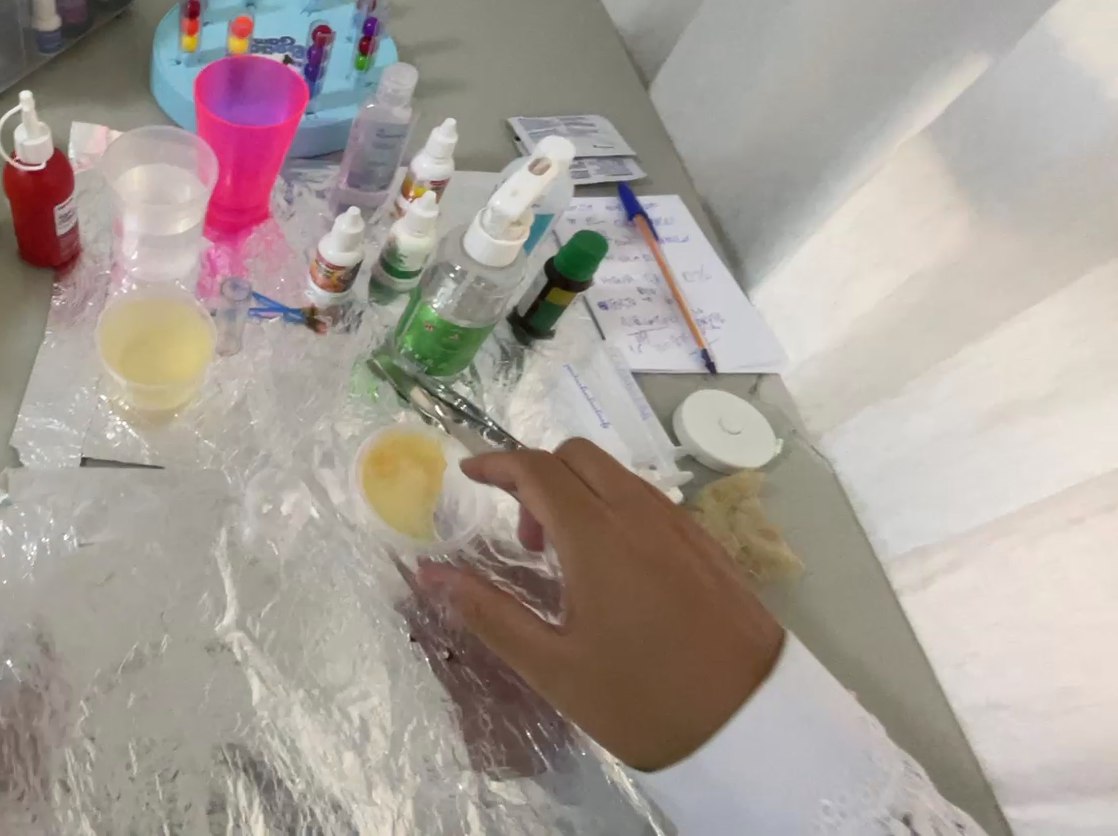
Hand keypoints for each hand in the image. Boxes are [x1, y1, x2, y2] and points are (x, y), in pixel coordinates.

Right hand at [417, 439, 783, 771]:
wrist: (766, 740)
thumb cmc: (647, 702)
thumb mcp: (552, 666)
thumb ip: (485, 610)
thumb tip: (428, 574)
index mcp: (598, 537)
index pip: (537, 469)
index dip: (495, 464)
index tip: (468, 476)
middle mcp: (639, 516)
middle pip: (576, 455)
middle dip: (536, 474)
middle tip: (523, 530)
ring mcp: (680, 528)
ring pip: (613, 474)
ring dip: (574, 490)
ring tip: (564, 556)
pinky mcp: (708, 546)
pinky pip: (645, 498)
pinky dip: (610, 506)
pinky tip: (612, 567)